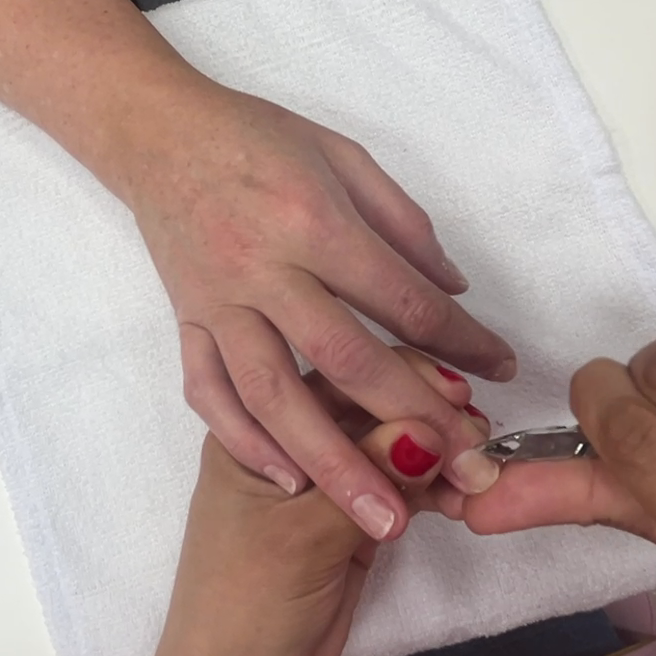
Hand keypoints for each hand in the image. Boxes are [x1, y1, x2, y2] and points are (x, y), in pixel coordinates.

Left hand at [90, 357, 479, 655]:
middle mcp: (291, 443)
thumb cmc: (247, 600)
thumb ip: (367, 478)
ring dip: (437, 455)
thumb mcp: (303, 534)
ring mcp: (324, 482)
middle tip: (479, 432)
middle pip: (366, 411)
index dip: (394, 381)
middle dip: (424, 417)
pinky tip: (464, 491)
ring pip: (389, 450)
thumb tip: (434, 430)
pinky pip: (398, 489)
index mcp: (256, 429)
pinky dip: (432, 488)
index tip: (455, 395)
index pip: (332, 383)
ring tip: (482, 467)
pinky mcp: (351, 518)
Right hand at [113, 80, 513, 538]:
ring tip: (383, 521)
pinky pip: (208, 392)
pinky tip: (288, 479)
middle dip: (409, 420)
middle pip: (344, 361)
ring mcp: (217, 304)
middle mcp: (264, 270)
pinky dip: (245, 441)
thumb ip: (401, 223)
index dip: (459, 338)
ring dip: (331, 463)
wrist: (157, 134)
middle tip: (463, 469)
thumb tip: (451, 288)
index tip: (498, 369)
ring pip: (274, 397)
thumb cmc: (256, 137)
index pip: (402, 297)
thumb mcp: (342, 155)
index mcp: (312, 219)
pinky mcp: (185, 322)